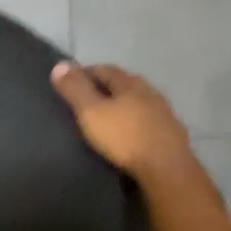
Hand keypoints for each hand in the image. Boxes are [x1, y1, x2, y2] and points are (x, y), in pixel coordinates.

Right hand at [50, 62, 200, 188]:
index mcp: (129, 82)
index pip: (104, 69)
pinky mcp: (171, 131)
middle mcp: (149, 90)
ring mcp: (163, 111)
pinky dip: (134, 122)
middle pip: (123, 83)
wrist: (165, 166)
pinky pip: (147, 120)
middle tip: (86, 101)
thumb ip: (75, 90)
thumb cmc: (124, 137)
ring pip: (137, 101)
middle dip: (105, 88)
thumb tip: (59, 65)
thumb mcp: (91, 112)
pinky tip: (128, 134)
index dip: (85, 73)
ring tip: (106, 118)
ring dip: (122, 105)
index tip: (70, 83)